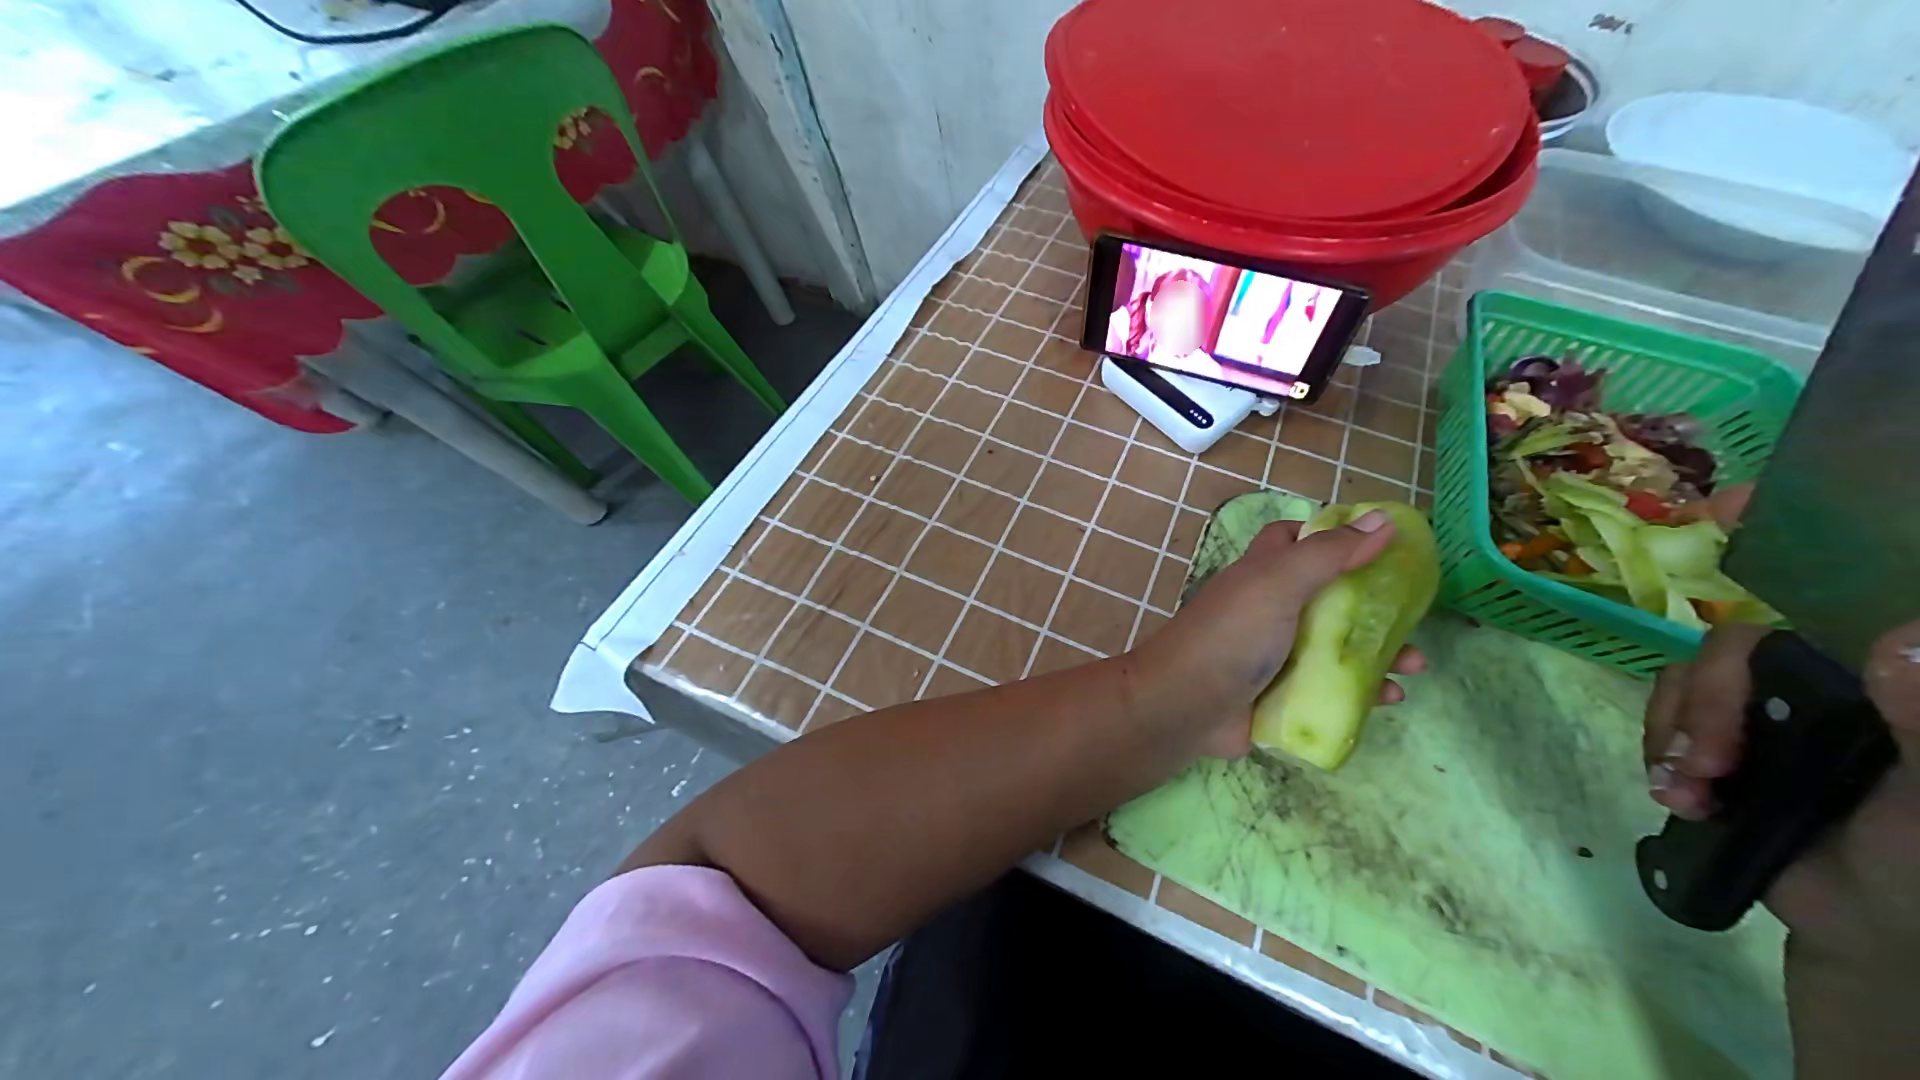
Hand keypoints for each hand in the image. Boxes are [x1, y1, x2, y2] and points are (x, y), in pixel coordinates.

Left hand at [1133, 512, 1425, 758]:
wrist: (1184, 706)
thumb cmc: (1231, 636)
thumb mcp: (1277, 583)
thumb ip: (1326, 554)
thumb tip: (1380, 519)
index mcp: (1262, 574)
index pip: (1294, 540)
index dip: (1330, 535)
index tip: (1379, 542)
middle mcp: (1269, 608)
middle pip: (1329, 595)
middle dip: (1373, 604)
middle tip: (1414, 615)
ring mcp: (1276, 653)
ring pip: (1337, 645)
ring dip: (1379, 651)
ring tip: (1415, 665)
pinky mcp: (1282, 693)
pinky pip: (1331, 688)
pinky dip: (1363, 691)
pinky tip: (1390, 698)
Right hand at [1645, 620, 1919, 970]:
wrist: (1882, 934)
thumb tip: (1901, 636)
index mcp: (1851, 694)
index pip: (1765, 649)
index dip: (1724, 677)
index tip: (1723, 736)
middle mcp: (1798, 697)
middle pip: (1709, 666)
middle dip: (1691, 717)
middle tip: (1700, 771)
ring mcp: (1751, 727)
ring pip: (1677, 696)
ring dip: (1666, 742)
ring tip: (1682, 796)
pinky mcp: (1717, 757)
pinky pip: (1663, 733)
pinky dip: (1658, 763)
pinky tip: (1677, 800)